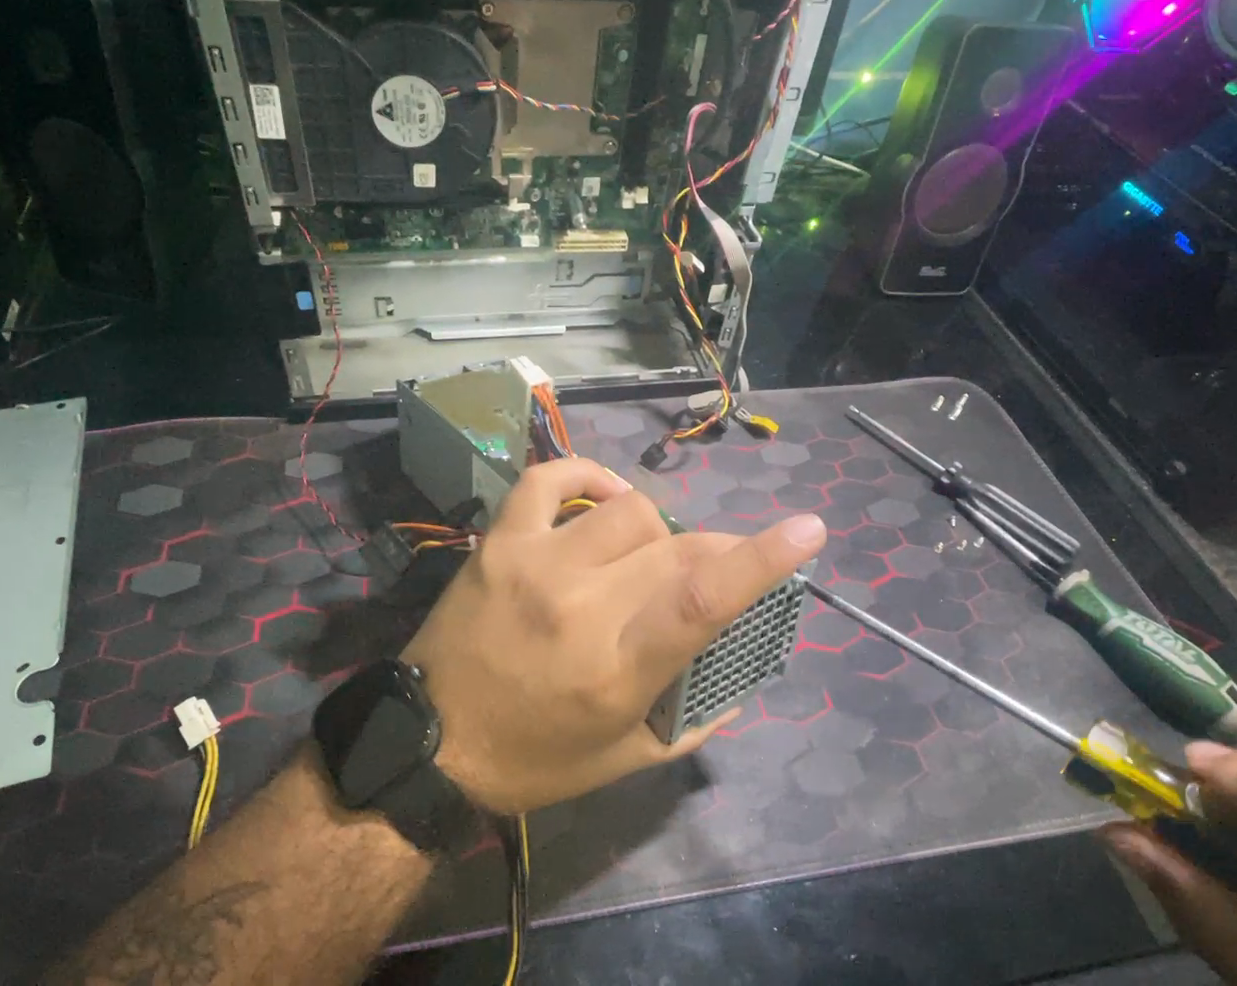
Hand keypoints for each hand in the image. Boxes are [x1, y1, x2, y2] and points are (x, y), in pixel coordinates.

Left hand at [400, 457, 825, 815]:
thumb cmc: (532, 759)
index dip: (763, 559)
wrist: (428, 743)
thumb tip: (740, 676)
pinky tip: (603, 496)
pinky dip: (586, 477)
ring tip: (648, 552)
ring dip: (657, 528)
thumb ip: (693, 718)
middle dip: (714, 552)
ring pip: (629, 511)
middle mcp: (582, 605)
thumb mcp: (623, 760)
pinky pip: (547, 480)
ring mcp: (535, 564)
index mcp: (618, 669)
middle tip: (713, 567)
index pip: (704, 600)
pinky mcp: (497, 543)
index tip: (808, 529)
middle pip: (677, 550)